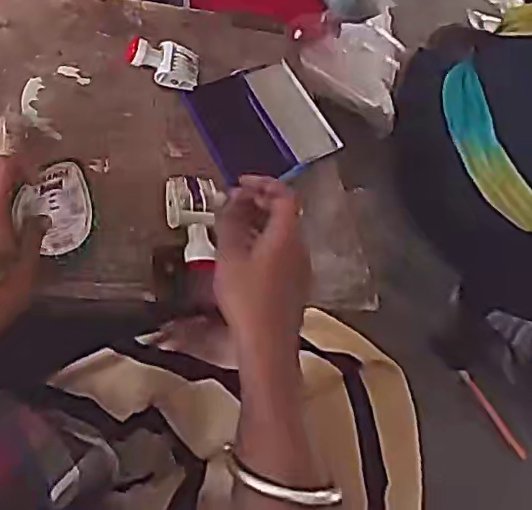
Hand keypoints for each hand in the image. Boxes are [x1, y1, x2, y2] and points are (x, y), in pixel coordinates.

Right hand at [213, 176, 310, 357]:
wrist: (267, 348)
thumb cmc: (247, 298)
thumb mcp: (229, 255)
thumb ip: (230, 221)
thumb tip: (231, 199)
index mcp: (287, 235)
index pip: (283, 195)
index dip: (262, 183)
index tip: (240, 183)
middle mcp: (300, 247)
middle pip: (284, 212)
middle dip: (258, 201)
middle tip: (232, 201)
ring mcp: (301, 268)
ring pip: (283, 232)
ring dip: (260, 221)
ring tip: (233, 224)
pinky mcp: (296, 285)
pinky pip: (283, 250)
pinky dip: (264, 240)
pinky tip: (243, 252)